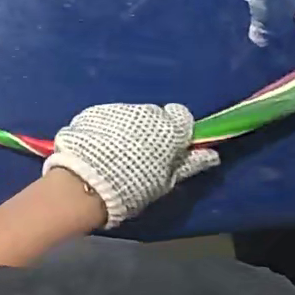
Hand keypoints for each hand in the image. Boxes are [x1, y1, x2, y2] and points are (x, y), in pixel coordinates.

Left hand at [42, 103, 218, 226]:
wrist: (84, 181)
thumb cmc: (132, 184)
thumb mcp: (165, 181)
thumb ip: (188, 164)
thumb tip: (211, 154)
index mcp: (167, 127)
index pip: (181, 116)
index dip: (175, 131)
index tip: (168, 147)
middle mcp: (143, 111)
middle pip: (153, 115)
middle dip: (149, 130)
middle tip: (139, 155)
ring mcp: (115, 109)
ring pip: (128, 116)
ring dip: (125, 129)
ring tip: (114, 153)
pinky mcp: (91, 112)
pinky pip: (105, 118)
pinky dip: (105, 129)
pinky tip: (97, 147)